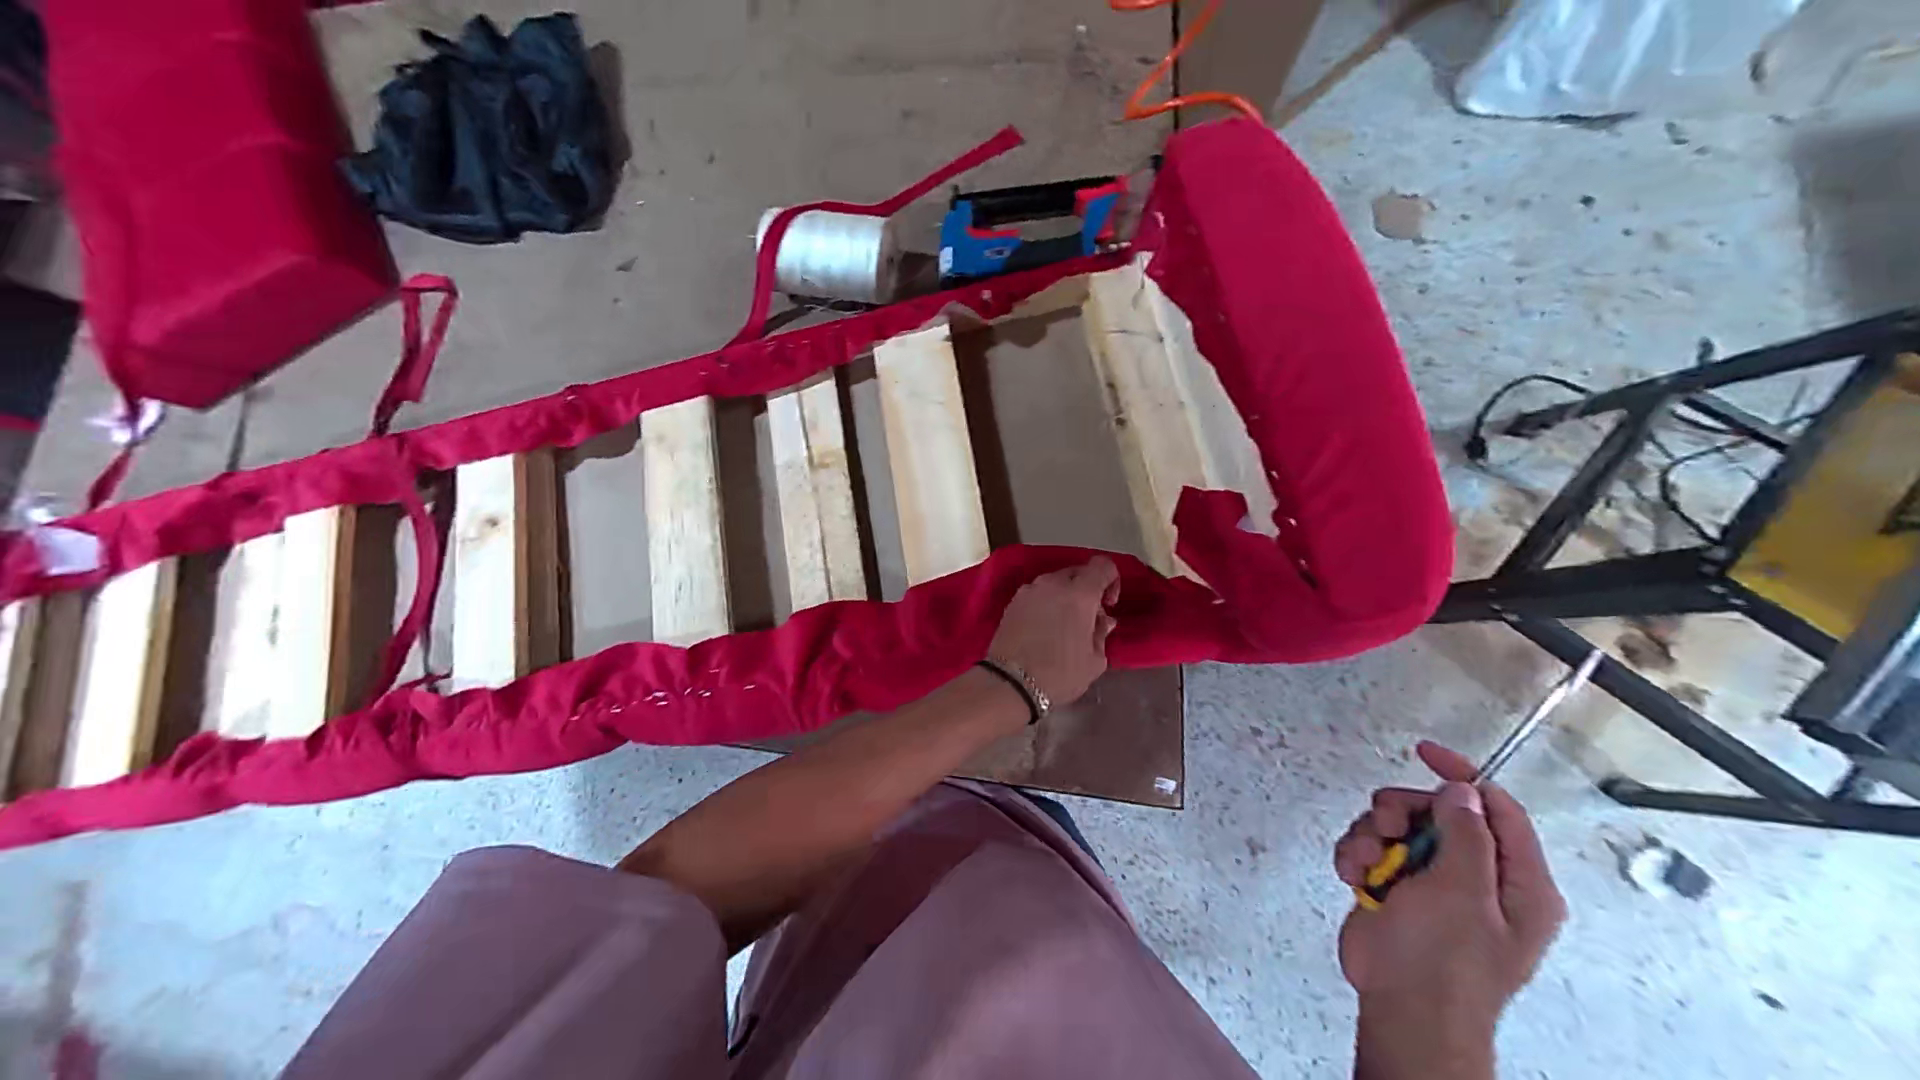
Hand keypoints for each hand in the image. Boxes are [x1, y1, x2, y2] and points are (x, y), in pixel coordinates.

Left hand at [986, 557, 1119, 707]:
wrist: (1010, 683)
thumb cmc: (1059, 673)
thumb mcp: (1094, 661)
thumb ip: (1101, 634)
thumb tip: (1101, 620)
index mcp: (1079, 593)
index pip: (1102, 566)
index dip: (1112, 580)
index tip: (1108, 604)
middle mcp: (1053, 583)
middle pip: (1077, 573)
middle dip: (1087, 590)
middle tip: (1088, 619)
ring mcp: (1029, 591)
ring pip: (1054, 583)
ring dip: (1064, 597)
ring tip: (1064, 627)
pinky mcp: (1012, 602)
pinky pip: (1037, 595)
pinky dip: (1045, 604)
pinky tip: (1044, 629)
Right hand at [1334, 742, 1565, 1072]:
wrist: (1402, 1008)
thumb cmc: (1444, 958)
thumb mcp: (1464, 892)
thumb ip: (1467, 836)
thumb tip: (1461, 792)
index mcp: (1516, 880)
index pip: (1497, 808)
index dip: (1463, 775)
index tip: (1424, 752)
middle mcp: (1475, 875)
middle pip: (1436, 811)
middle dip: (1402, 812)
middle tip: (1385, 826)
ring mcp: (1431, 882)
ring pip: (1395, 825)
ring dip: (1371, 836)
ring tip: (1365, 864)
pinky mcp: (1393, 887)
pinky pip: (1369, 847)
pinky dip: (1355, 856)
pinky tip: (1353, 877)